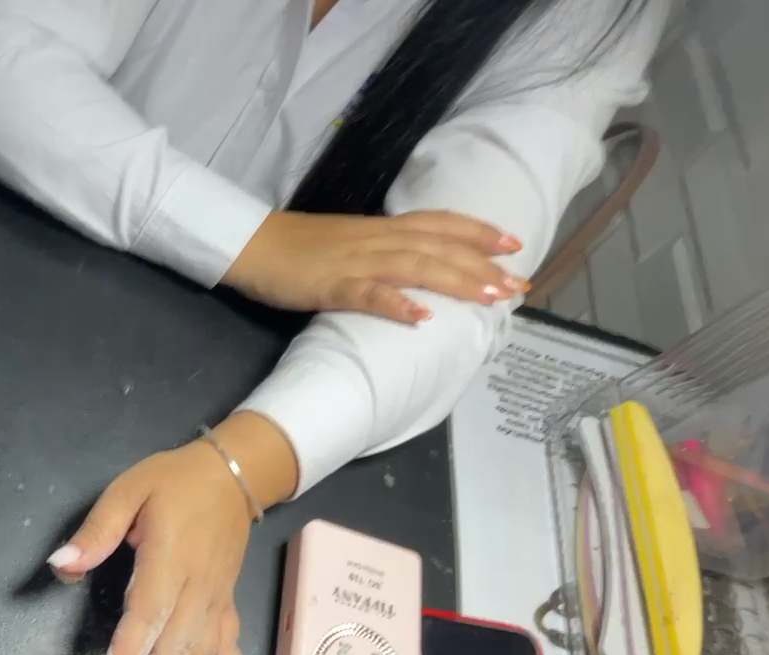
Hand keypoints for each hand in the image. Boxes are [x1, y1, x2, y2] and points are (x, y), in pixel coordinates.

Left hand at [47, 413, 297, 654]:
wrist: (232, 473)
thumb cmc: (171, 482)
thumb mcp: (127, 491)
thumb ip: (96, 532)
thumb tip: (60, 564)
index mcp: (168, 561)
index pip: (145, 616)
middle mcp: (196, 589)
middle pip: (176, 651)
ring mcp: (215, 600)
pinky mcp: (225, 602)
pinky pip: (227, 645)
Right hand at [221, 209, 526, 322]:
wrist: (251, 245)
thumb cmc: (292, 249)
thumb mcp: (342, 245)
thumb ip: (373, 256)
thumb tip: (401, 273)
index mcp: (378, 230)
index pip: (439, 225)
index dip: (478, 233)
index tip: (514, 246)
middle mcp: (375, 240)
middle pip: (438, 248)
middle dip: (482, 266)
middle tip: (518, 285)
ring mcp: (353, 262)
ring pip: (415, 266)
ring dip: (457, 280)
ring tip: (490, 296)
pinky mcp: (329, 285)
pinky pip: (366, 293)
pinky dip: (395, 303)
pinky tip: (420, 316)